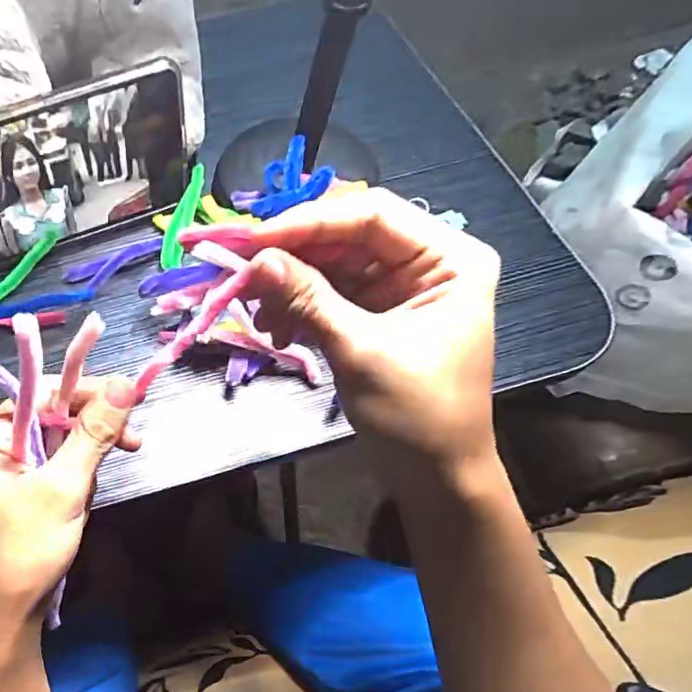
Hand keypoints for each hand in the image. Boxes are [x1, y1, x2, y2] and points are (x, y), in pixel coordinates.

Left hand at [0, 376, 138, 668]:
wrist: (4, 618)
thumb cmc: (25, 550)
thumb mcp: (64, 487)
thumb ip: (93, 433)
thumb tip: (124, 383)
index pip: (44, 393)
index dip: (88, 393)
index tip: (132, 400)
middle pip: (54, 419)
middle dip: (89, 439)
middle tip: (130, 446)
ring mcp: (7, 474)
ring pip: (62, 448)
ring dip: (84, 470)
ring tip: (81, 503)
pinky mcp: (22, 496)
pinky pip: (58, 474)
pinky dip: (76, 488)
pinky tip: (76, 512)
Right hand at [246, 189, 500, 492]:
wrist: (434, 476)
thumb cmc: (416, 414)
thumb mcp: (361, 351)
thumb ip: (309, 301)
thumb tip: (256, 262)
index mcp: (447, 258)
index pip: (371, 215)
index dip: (309, 222)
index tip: (254, 242)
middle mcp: (424, 264)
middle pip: (346, 239)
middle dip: (293, 259)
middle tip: (244, 278)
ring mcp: (397, 291)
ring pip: (331, 269)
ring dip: (290, 288)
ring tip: (262, 318)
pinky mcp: (374, 318)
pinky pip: (328, 298)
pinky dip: (299, 310)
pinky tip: (278, 332)